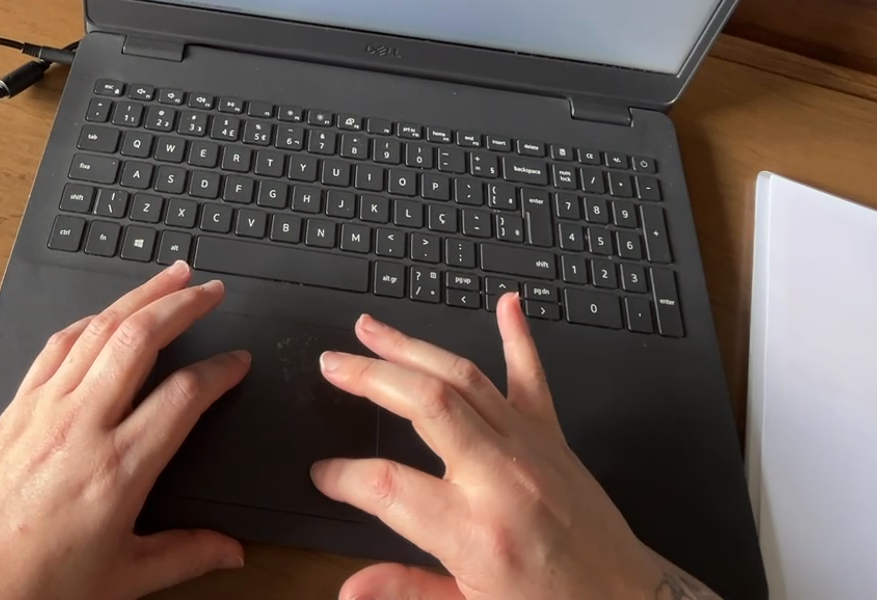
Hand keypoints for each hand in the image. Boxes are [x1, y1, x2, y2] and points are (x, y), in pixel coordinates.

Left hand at [0, 261, 250, 599]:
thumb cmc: (32, 591)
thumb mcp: (121, 581)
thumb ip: (185, 556)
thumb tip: (232, 551)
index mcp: (117, 471)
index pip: (183, 396)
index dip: (220, 371)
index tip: (238, 361)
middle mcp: (82, 426)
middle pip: (141, 339)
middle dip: (183, 305)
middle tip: (212, 291)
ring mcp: (45, 408)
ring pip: (100, 328)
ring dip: (141, 295)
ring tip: (172, 276)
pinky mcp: (17, 405)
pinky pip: (58, 345)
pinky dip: (91, 319)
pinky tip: (108, 311)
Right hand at [310, 293, 719, 599]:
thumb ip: (406, 592)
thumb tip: (348, 590)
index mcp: (476, 533)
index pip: (388, 487)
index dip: (344, 477)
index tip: (323, 474)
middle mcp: (500, 477)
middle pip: (425, 402)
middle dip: (371, 375)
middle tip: (333, 363)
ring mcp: (528, 446)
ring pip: (462, 378)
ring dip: (411, 347)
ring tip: (371, 329)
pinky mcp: (552, 435)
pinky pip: (532, 376)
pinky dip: (518, 337)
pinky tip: (508, 305)